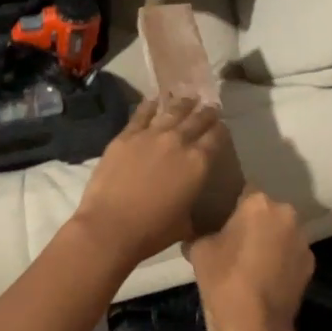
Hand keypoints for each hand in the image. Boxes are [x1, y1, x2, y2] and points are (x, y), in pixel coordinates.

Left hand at [72, 95, 226, 266]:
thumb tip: (197, 206)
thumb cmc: (152, 232)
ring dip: (183, 104)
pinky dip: (150, 106)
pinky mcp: (127, 135)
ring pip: (173, 111)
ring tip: (189, 98)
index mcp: (198, 162)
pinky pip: (142, 114)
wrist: (109, 227)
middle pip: (198, 119)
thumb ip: (195, 205)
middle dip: (206, 112)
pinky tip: (154, 100)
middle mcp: (179, 141)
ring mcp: (151, 135)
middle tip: (210, 107)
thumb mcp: (186, 223)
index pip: (217, 137)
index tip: (222, 127)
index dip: (221, 130)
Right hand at [186, 191, 312, 330]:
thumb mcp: (199, 250)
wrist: (256, 327)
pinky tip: (266, 277)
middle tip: (234, 241)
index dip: (230, 206)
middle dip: (252, 222)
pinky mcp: (310, 262)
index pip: (242, 191)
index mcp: (258, 202)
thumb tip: (198, 232)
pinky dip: (281, 259)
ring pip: (280, 230)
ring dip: (269, 239)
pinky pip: (291, 252)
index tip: (219, 220)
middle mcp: (286, 213)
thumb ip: (201, 232)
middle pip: (265, 210)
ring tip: (251, 261)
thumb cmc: (225, 280)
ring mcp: (302, 238)